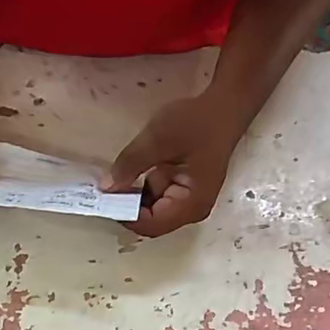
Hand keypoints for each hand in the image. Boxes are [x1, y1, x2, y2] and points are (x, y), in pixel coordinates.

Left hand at [103, 91, 246, 237]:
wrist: (224, 106)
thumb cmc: (197, 122)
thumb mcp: (158, 139)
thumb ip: (131, 164)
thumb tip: (106, 187)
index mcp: (191, 204)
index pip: (151, 224)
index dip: (125, 214)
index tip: (104, 198)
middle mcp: (191, 210)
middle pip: (150, 222)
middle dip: (127, 207)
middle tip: (104, 188)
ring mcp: (186, 202)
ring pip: (149, 211)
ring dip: (131, 198)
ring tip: (114, 179)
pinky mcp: (181, 190)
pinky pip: (154, 198)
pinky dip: (139, 189)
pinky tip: (129, 174)